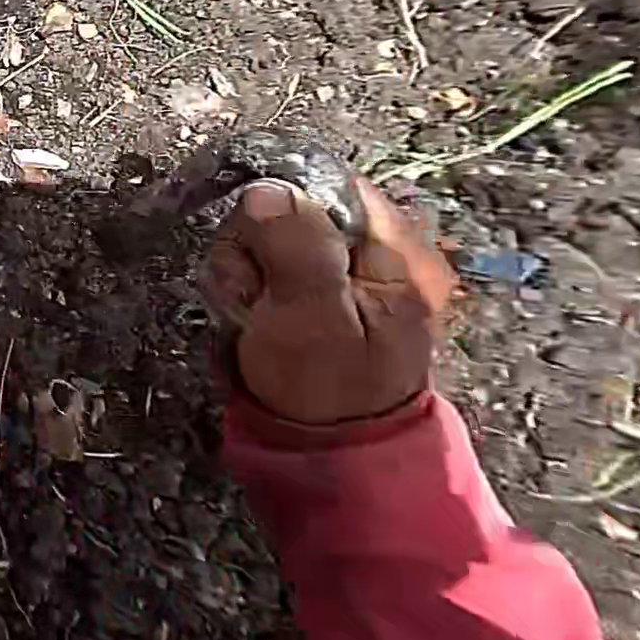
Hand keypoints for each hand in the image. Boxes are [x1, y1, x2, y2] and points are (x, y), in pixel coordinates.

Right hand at [204, 178, 455, 425]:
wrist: (322, 454)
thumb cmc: (324, 388)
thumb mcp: (313, 319)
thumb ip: (297, 249)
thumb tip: (267, 190)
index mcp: (396, 253)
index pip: (331, 184)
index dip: (284, 201)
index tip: (257, 238)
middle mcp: (372, 251)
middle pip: (293, 205)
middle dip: (255, 241)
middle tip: (252, 288)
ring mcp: (338, 269)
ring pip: (268, 230)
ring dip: (243, 263)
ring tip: (249, 306)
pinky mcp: (309, 286)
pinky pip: (263, 258)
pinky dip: (245, 279)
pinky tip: (248, 308)